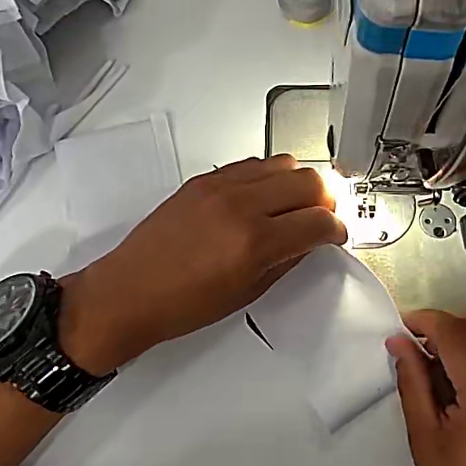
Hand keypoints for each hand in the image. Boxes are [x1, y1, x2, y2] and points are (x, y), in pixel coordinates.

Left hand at [58, 155, 346, 373]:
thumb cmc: (179, 303)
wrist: (128, 293)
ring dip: (298, 182)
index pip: (319, 220)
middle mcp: (239, 206)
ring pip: (284, 162)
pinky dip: (267, 175)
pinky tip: (263, 197)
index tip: (336, 234)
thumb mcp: (247, 292)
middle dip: (326, 201)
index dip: (337, 229)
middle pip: (310, 181)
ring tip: (293, 205)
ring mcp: (219, 187)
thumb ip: (287, 260)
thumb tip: (310, 241)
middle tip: (321, 218)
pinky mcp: (202, 180)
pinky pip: (251, 163)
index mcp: (254, 242)